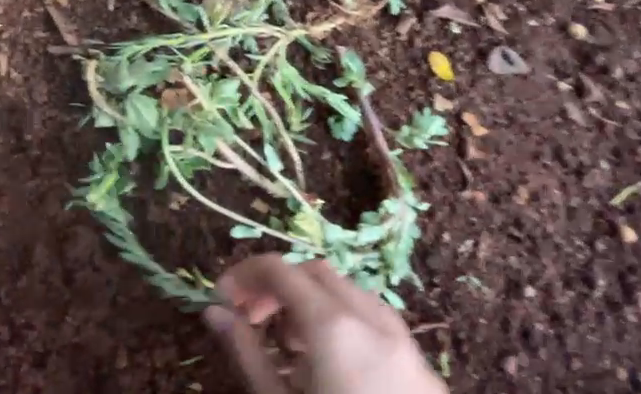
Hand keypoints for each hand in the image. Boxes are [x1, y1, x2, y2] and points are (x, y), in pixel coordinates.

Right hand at [203, 256, 445, 393]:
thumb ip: (245, 352)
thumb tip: (214, 312)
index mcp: (332, 325)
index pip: (278, 269)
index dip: (243, 275)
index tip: (222, 300)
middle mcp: (371, 321)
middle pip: (314, 272)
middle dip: (277, 285)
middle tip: (252, 317)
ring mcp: (405, 344)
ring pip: (351, 292)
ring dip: (313, 300)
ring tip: (291, 342)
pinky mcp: (427, 372)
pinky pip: (379, 322)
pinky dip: (347, 321)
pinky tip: (334, 362)